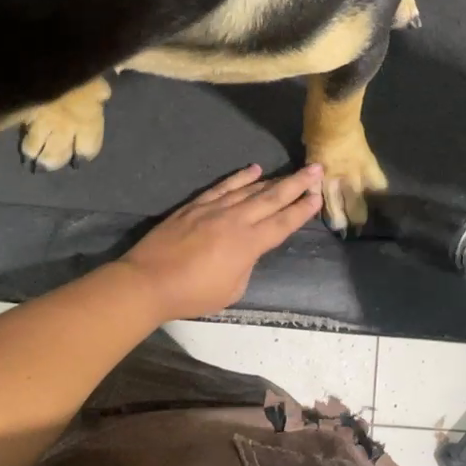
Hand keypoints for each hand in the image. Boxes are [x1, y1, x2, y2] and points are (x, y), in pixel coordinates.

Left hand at [119, 163, 323, 321]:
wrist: (148, 282)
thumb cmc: (192, 295)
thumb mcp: (232, 290)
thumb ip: (246, 266)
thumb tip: (247, 251)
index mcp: (248, 244)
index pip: (282, 223)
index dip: (302, 210)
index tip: (318, 196)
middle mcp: (236, 220)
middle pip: (272, 198)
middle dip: (297, 184)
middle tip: (317, 169)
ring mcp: (214, 209)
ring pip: (250, 189)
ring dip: (274, 179)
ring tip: (293, 170)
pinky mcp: (195, 205)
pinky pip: (223, 186)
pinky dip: (240, 177)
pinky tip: (254, 170)